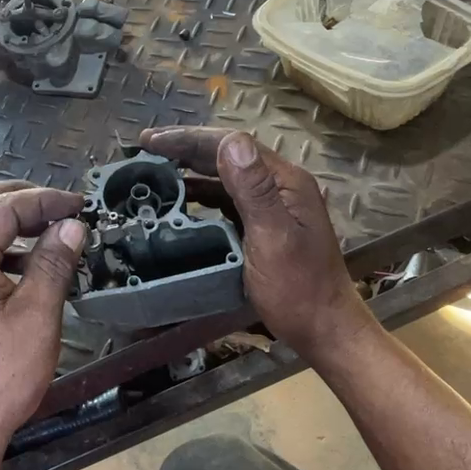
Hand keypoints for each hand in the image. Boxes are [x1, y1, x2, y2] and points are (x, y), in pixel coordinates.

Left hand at [0, 181, 86, 451]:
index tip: (79, 205)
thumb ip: (53, 263)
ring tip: (52, 233)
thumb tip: (72, 226)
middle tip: (58, 207)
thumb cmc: (2, 373)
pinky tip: (33, 267)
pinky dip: (3, 248)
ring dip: (11, 223)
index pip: (4, 207)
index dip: (45, 200)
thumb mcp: (37, 314)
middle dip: (20, 198)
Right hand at [139, 127, 371, 351]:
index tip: (151, 142)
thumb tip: (229, 141)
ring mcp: (273, 204)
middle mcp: (280, 184)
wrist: (325, 331)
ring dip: (191, 167)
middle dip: (184, 148)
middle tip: (145, 147)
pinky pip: (228, 197)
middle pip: (227, 154)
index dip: (188, 139)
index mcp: (284, 181)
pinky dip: (202, 191)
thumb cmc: (299, 288)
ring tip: (156, 167)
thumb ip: (253, 189)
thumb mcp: (273, 237)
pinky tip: (182, 197)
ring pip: (225, 174)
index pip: (231, 143)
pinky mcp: (264, 223)